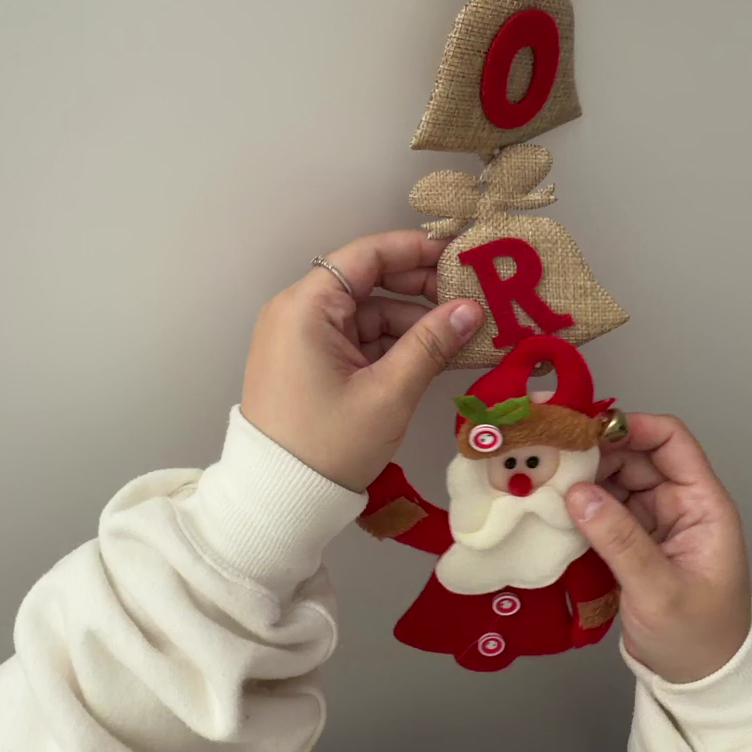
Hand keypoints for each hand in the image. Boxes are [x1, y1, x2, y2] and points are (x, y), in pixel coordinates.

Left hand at [241, 230, 482, 490]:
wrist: (280, 501)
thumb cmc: (329, 445)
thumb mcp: (388, 393)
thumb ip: (432, 344)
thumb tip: (471, 309)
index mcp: (306, 307)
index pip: (365, 256)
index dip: (414, 250)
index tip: (457, 255)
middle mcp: (298, 312)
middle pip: (367, 282)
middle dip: (418, 289)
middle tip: (467, 299)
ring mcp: (303, 338)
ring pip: (367, 313)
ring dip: (411, 321)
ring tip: (459, 334)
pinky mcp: (310, 362)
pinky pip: (357, 338)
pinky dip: (392, 344)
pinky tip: (431, 354)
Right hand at [565, 414, 751, 683]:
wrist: (701, 686)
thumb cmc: (697, 639)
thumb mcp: (659, 591)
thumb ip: (619, 540)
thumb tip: (577, 493)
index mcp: (702, 505)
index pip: (670, 441)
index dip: (632, 427)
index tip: (586, 432)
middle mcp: (678, 503)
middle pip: (635, 456)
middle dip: (596, 453)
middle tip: (551, 457)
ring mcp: (653, 521)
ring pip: (614, 479)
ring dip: (583, 478)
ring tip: (544, 479)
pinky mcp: (632, 540)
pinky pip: (604, 507)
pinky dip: (580, 504)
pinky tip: (553, 506)